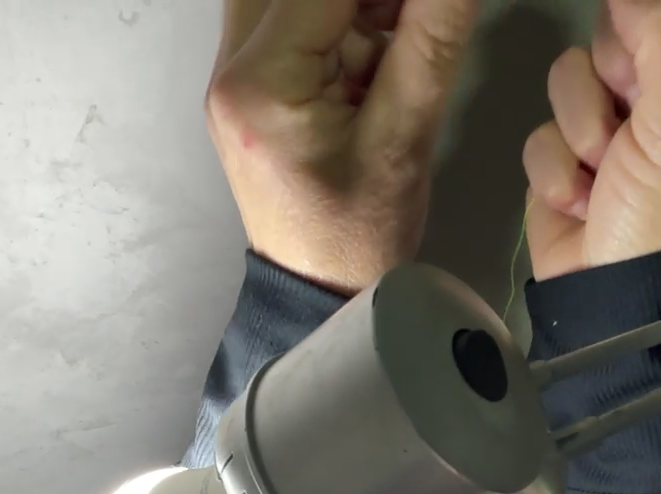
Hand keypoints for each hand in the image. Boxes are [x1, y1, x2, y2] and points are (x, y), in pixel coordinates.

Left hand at [207, 0, 479, 293]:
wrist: (320, 297)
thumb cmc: (360, 236)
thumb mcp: (404, 138)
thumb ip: (432, 36)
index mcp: (258, 83)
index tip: (427, 14)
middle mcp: (228, 69)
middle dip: (364, 3)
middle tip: (406, 33)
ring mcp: (232, 82)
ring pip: (292, 2)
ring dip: (350, 12)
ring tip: (385, 66)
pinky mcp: (248, 95)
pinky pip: (289, 29)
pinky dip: (337, 32)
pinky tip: (368, 76)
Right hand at [524, 0, 660, 279]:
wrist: (610, 289)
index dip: (652, 9)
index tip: (636, 46)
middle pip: (618, 22)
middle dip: (611, 74)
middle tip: (628, 121)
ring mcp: (610, 117)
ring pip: (569, 74)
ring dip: (579, 132)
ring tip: (601, 173)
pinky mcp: (565, 151)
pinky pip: (542, 129)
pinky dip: (554, 170)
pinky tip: (578, 198)